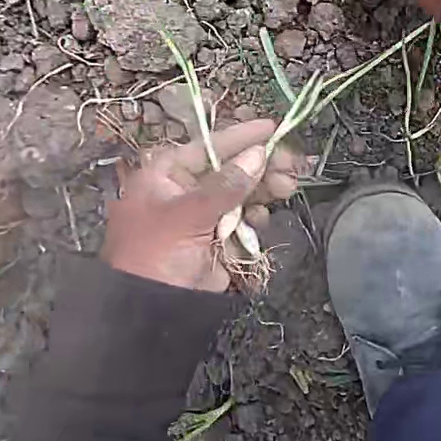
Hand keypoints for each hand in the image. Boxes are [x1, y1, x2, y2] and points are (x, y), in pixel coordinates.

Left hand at [103, 120, 305, 291]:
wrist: (148, 312)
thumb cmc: (156, 255)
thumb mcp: (187, 215)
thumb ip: (226, 185)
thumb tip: (258, 155)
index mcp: (166, 175)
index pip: (209, 146)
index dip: (242, 136)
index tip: (273, 128)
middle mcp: (186, 189)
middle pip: (232, 168)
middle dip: (262, 166)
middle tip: (291, 165)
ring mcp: (204, 214)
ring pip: (243, 192)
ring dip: (266, 189)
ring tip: (287, 188)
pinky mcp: (218, 237)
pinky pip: (244, 218)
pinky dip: (257, 216)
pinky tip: (263, 217)